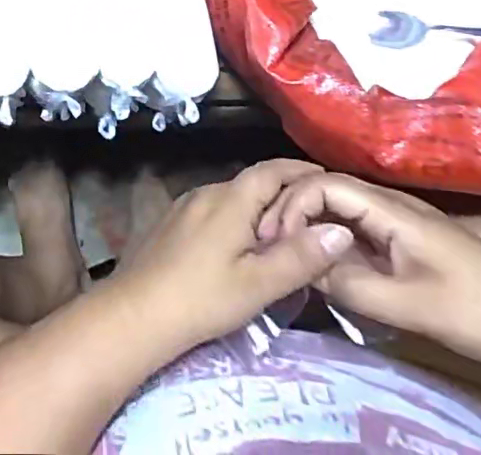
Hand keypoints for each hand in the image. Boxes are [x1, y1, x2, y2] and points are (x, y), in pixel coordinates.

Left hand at [108, 159, 353, 350]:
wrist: (139, 310)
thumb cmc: (204, 297)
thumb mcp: (260, 283)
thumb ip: (300, 256)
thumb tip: (340, 229)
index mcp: (228, 199)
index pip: (270, 170)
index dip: (299, 170)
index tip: (328, 177)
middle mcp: (205, 192)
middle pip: (251, 183)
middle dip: (284, 192)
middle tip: (319, 212)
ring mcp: (185, 206)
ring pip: (232, 197)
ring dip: (260, 207)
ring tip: (289, 230)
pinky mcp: (173, 222)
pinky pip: (215, 210)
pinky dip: (238, 217)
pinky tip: (246, 243)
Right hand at [265, 173, 480, 373]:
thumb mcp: (410, 307)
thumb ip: (348, 285)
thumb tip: (300, 268)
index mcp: (391, 208)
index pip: (321, 184)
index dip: (291, 205)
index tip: (277, 240)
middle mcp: (391, 205)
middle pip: (325, 190)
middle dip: (292, 211)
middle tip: (270, 244)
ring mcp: (400, 223)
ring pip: (339, 210)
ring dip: (310, 226)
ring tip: (289, 254)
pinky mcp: (407, 242)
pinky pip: (356, 230)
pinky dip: (331, 241)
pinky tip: (324, 265)